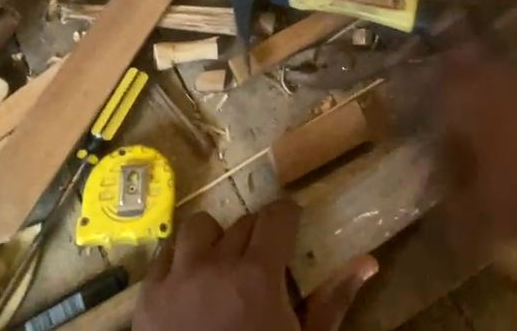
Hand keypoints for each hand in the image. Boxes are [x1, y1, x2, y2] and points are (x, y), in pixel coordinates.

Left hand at [134, 200, 376, 330]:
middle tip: (264, 262)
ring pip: (198, 228)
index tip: (293, 228)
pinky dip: (179, 262)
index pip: (277, 215)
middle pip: (242, 222)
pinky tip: (191, 285)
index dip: (288, 218)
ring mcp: (176, 280)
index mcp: (259, 274)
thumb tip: (369, 261)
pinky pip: (163, 257)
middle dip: (257, 236)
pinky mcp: (146, 301)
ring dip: (214, 240)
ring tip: (223, 266)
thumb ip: (334, 300)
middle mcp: (216, 265)